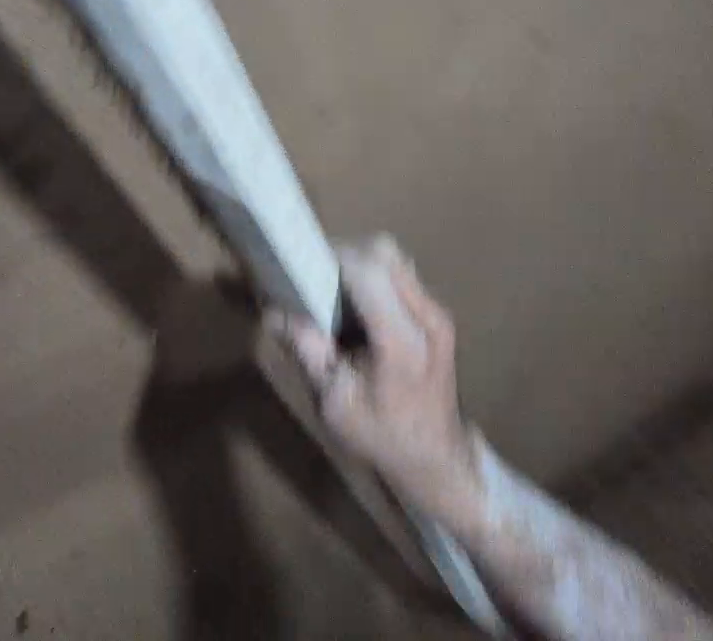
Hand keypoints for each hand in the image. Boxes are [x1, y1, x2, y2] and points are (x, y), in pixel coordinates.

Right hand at [267, 235, 482, 521]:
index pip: (367, 272)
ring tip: (332, 295)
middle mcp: (426, 317)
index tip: (299, 273)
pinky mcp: (436, 313)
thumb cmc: (384, 436)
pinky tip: (355, 306)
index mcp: (402, 343)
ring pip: (392, 257)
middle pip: (382, 252)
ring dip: (358, 264)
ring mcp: (436, 312)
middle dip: (342, 257)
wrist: (438, 459)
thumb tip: (274, 312)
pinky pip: (400, 273)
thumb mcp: (336, 403)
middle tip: (314, 283)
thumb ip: (309, 352)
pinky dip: (372, 275)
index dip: (329, 262)